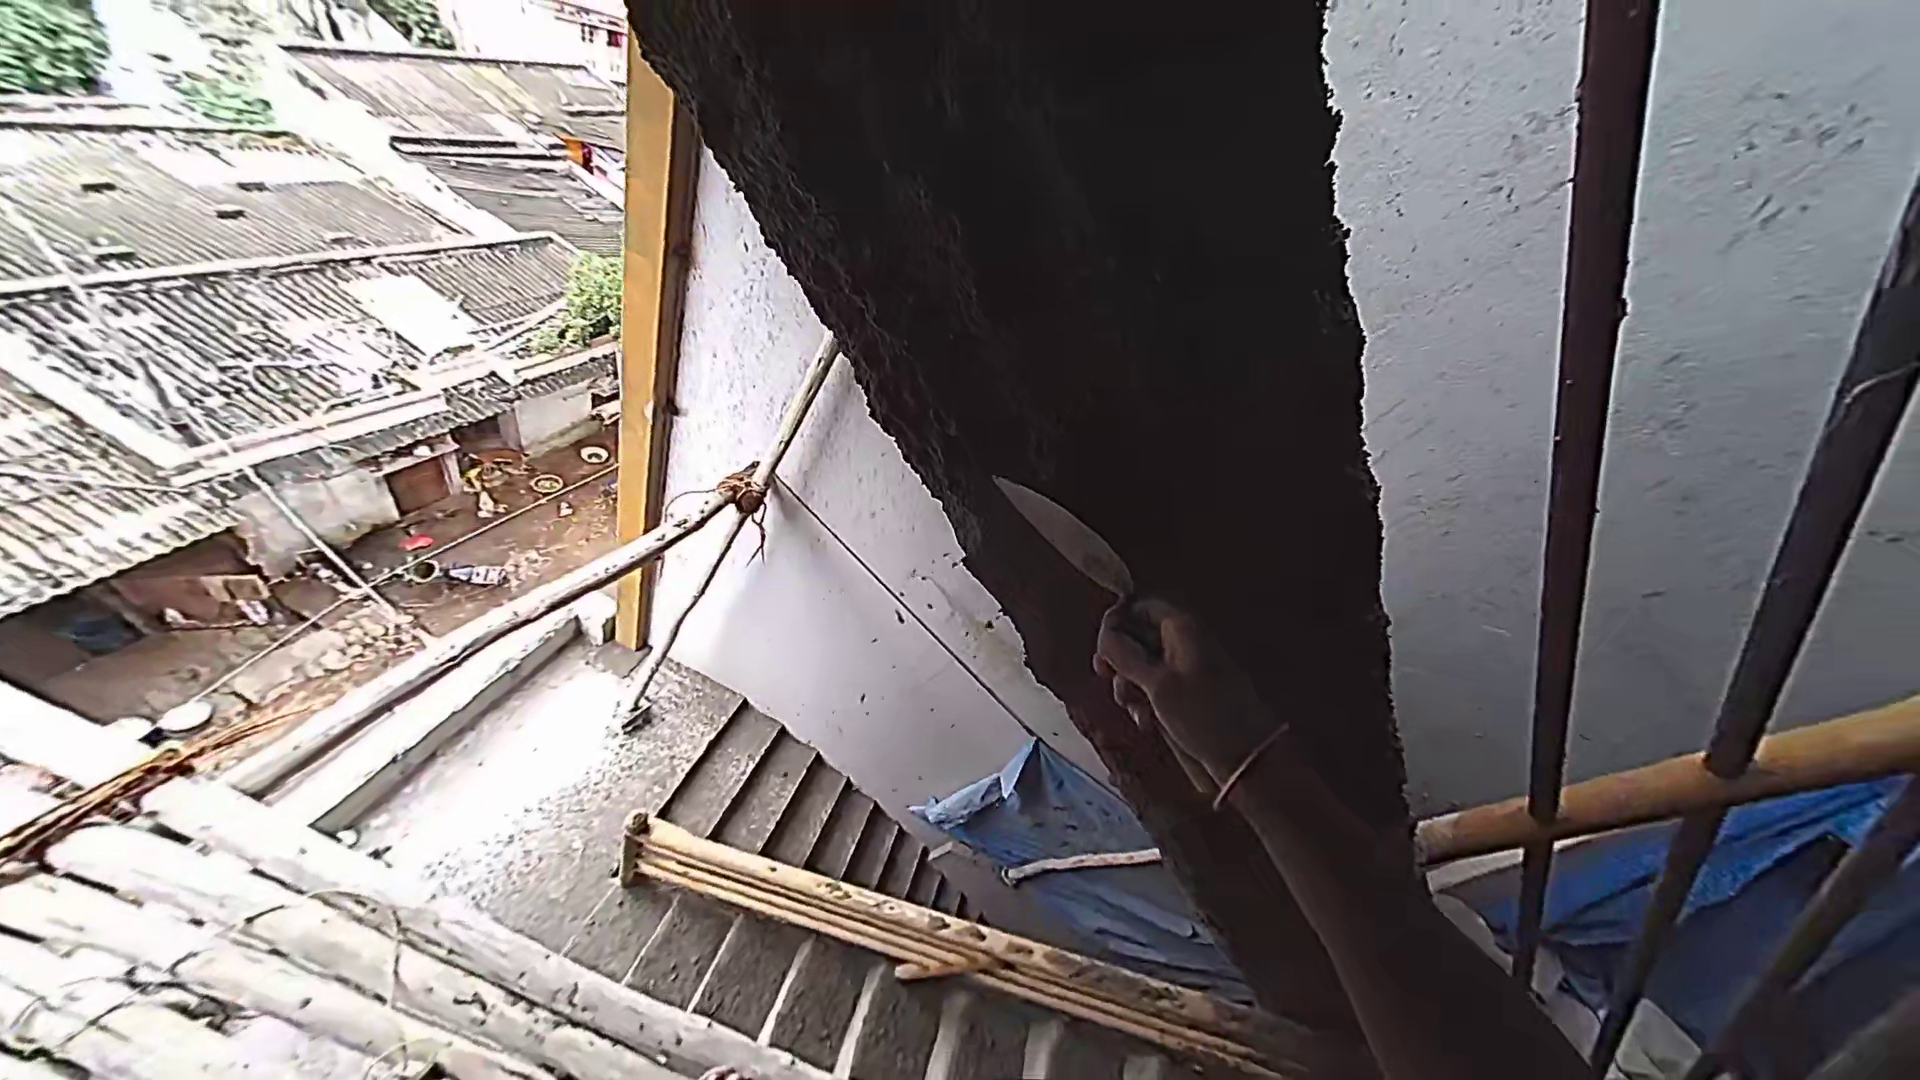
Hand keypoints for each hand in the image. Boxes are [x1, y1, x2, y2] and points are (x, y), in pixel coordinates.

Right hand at [1093, 599, 1280, 784]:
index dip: (1117, 623)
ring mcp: (1185, 669)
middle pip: (1137, 637)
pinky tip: (1145, 721)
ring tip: (1132, 706)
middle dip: (1119, 659)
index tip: (1102, 647)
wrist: (1245, 756)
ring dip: (1128, 684)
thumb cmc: (1202, 713)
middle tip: (1104, 676)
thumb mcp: (1157, 684)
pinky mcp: (1186, 694)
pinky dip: (1144, 700)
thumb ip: (1125, 654)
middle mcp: (1183, 643)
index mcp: (1181, 629)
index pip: (1139, 608)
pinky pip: (1154, 687)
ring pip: (1141, 665)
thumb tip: (1104, 633)